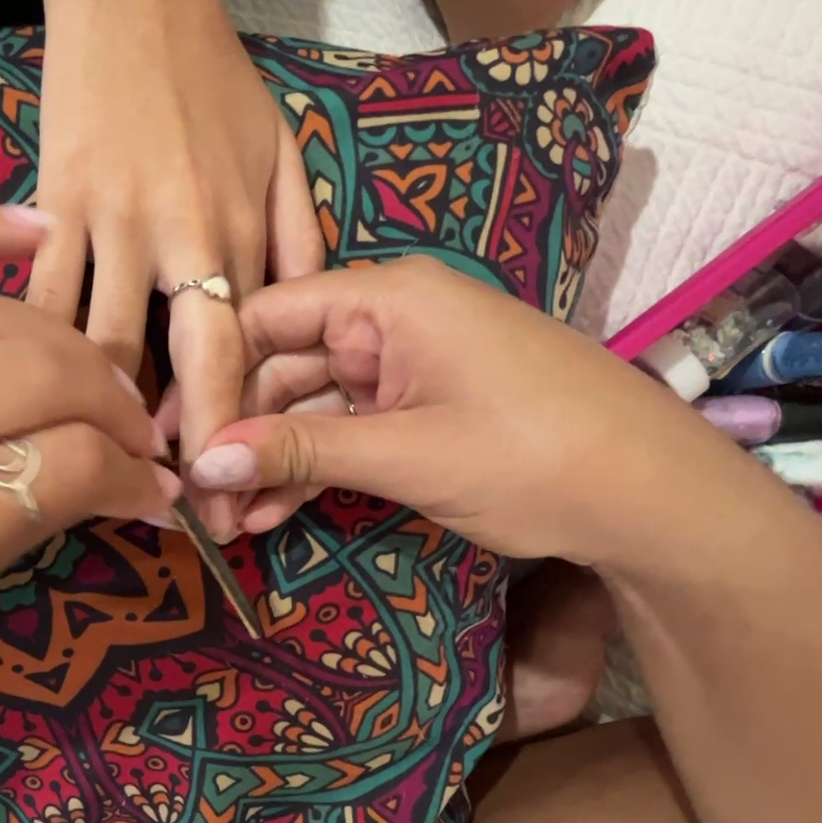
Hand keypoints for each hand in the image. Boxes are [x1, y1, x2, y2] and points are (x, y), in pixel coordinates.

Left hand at [0, 199, 181, 700]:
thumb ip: (50, 511)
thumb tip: (150, 475)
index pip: (60, 463)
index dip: (128, 470)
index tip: (155, 485)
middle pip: (27, 376)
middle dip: (108, 400)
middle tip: (135, 429)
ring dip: (63, 342)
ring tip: (94, 378)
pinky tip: (27, 229)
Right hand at [29, 0, 323, 538]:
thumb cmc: (211, 81)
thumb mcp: (282, 151)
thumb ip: (300, 237)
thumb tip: (307, 322)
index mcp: (242, 227)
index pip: (241, 354)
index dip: (234, 434)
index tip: (234, 501)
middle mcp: (182, 233)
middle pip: (181, 364)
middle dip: (181, 451)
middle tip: (182, 519)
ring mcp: (113, 217)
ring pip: (101, 341)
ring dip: (99, 415)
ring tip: (102, 475)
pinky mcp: (54, 201)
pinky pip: (43, 293)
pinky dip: (39, 351)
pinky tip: (35, 401)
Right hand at [182, 257, 781, 565]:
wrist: (653, 502)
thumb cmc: (533, 456)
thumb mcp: (404, 454)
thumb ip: (298, 452)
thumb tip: (202, 462)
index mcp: (388, 299)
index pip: (267, 317)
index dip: (210, 374)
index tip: (168, 433)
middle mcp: (389, 321)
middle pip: (280, 370)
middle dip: (239, 438)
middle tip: (197, 501)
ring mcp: (403, 370)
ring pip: (308, 410)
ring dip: (269, 465)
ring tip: (228, 524)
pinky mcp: (416, 412)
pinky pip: (343, 434)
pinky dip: (309, 473)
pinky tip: (271, 517)